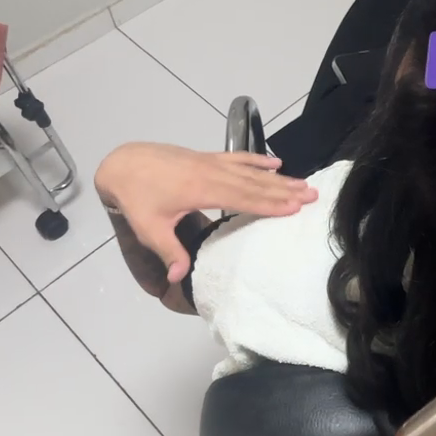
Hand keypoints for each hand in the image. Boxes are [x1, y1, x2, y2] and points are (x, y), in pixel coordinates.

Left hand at [94, 143, 316, 281]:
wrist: (123, 163)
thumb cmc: (136, 198)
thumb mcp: (149, 227)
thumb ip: (167, 250)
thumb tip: (178, 278)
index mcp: (201, 191)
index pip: (243, 199)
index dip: (269, 204)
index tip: (294, 208)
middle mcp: (213, 174)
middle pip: (255, 183)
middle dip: (284, 190)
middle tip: (312, 195)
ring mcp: (212, 163)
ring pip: (251, 171)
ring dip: (278, 177)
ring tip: (303, 182)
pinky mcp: (208, 157)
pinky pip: (238, 157)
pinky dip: (257, 160)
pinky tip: (275, 162)